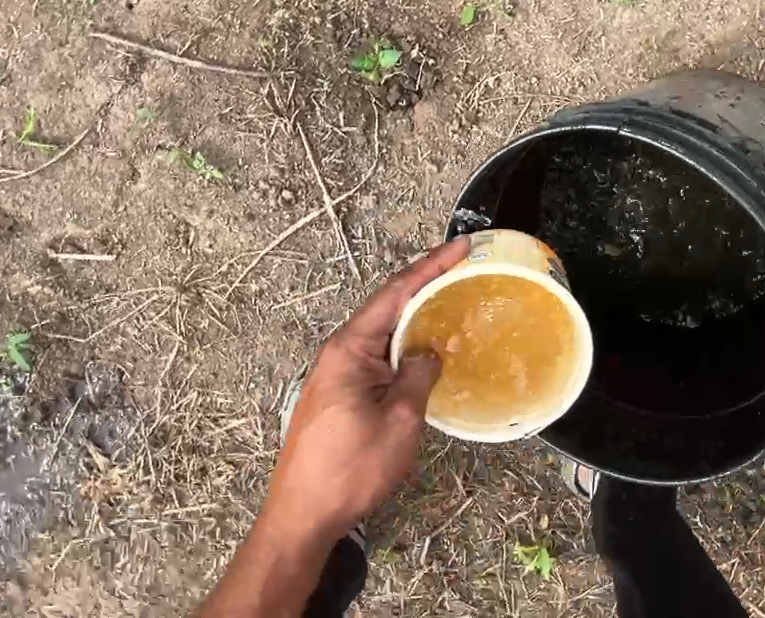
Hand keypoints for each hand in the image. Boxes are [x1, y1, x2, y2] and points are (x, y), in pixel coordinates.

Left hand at [263, 237, 470, 543]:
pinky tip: (427, 345)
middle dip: (426, 282)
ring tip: (452, 297)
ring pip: (385, 330)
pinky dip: (406, 341)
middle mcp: (341, 351)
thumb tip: (428, 351)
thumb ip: (418, 374)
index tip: (462, 246)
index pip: (396, 293)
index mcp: (351, 348)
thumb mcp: (399, 420)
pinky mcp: (342, 392)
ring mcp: (339, 372)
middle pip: (389, 305)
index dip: (431, 266)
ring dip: (417, 313)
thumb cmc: (350, 469)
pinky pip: (380, 353)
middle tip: (463, 265)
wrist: (301, 518)